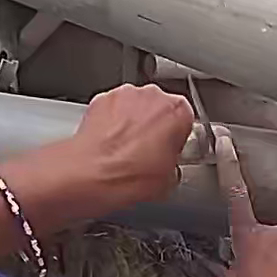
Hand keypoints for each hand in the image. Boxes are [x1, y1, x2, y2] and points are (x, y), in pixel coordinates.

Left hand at [61, 83, 195, 212]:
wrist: (90, 175)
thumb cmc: (127, 175)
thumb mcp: (169, 181)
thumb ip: (174, 165)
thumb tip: (167, 169)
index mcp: (177, 111)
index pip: (187, 118)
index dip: (179, 137)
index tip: (173, 150)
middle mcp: (152, 96)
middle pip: (160, 108)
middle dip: (156, 127)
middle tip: (150, 154)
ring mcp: (124, 95)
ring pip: (136, 106)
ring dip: (133, 123)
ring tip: (128, 152)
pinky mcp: (100, 100)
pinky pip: (113, 109)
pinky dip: (112, 123)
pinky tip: (111, 147)